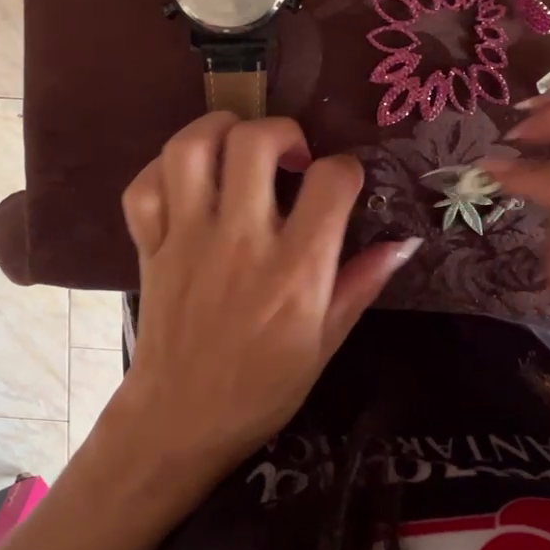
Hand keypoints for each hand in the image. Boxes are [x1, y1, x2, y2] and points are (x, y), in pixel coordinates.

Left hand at [110, 112, 421, 477]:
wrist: (182, 419)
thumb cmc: (263, 387)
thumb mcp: (327, 342)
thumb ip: (362, 283)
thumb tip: (405, 240)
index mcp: (295, 269)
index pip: (330, 180)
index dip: (345, 169)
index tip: (340, 183)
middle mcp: (240, 241)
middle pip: (254, 142)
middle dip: (281, 130)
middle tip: (289, 156)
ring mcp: (187, 238)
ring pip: (191, 148)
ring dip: (217, 129)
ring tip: (237, 147)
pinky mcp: (149, 245)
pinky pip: (144, 186)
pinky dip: (163, 170)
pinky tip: (189, 183)